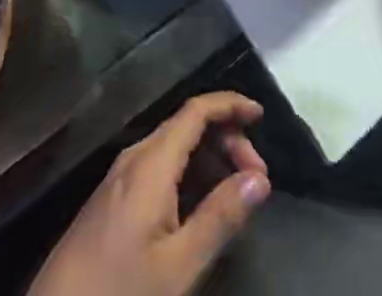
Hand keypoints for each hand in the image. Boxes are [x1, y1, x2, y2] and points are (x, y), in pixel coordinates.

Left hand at [27, 93, 270, 295]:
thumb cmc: (125, 281)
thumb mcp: (182, 260)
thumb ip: (220, 216)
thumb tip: (259, 178)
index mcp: (150, 163)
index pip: (192, 112)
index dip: (227, 104)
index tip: (260, 113)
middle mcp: (135, 156)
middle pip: (186, 125)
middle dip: (227, 139)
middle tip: (259, 180)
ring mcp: (125, 172)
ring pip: (175, 144)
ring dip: (212, 157)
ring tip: (241, 193)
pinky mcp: (121, 190)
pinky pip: (163, 164)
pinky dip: (193, 171)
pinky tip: (210, 201)